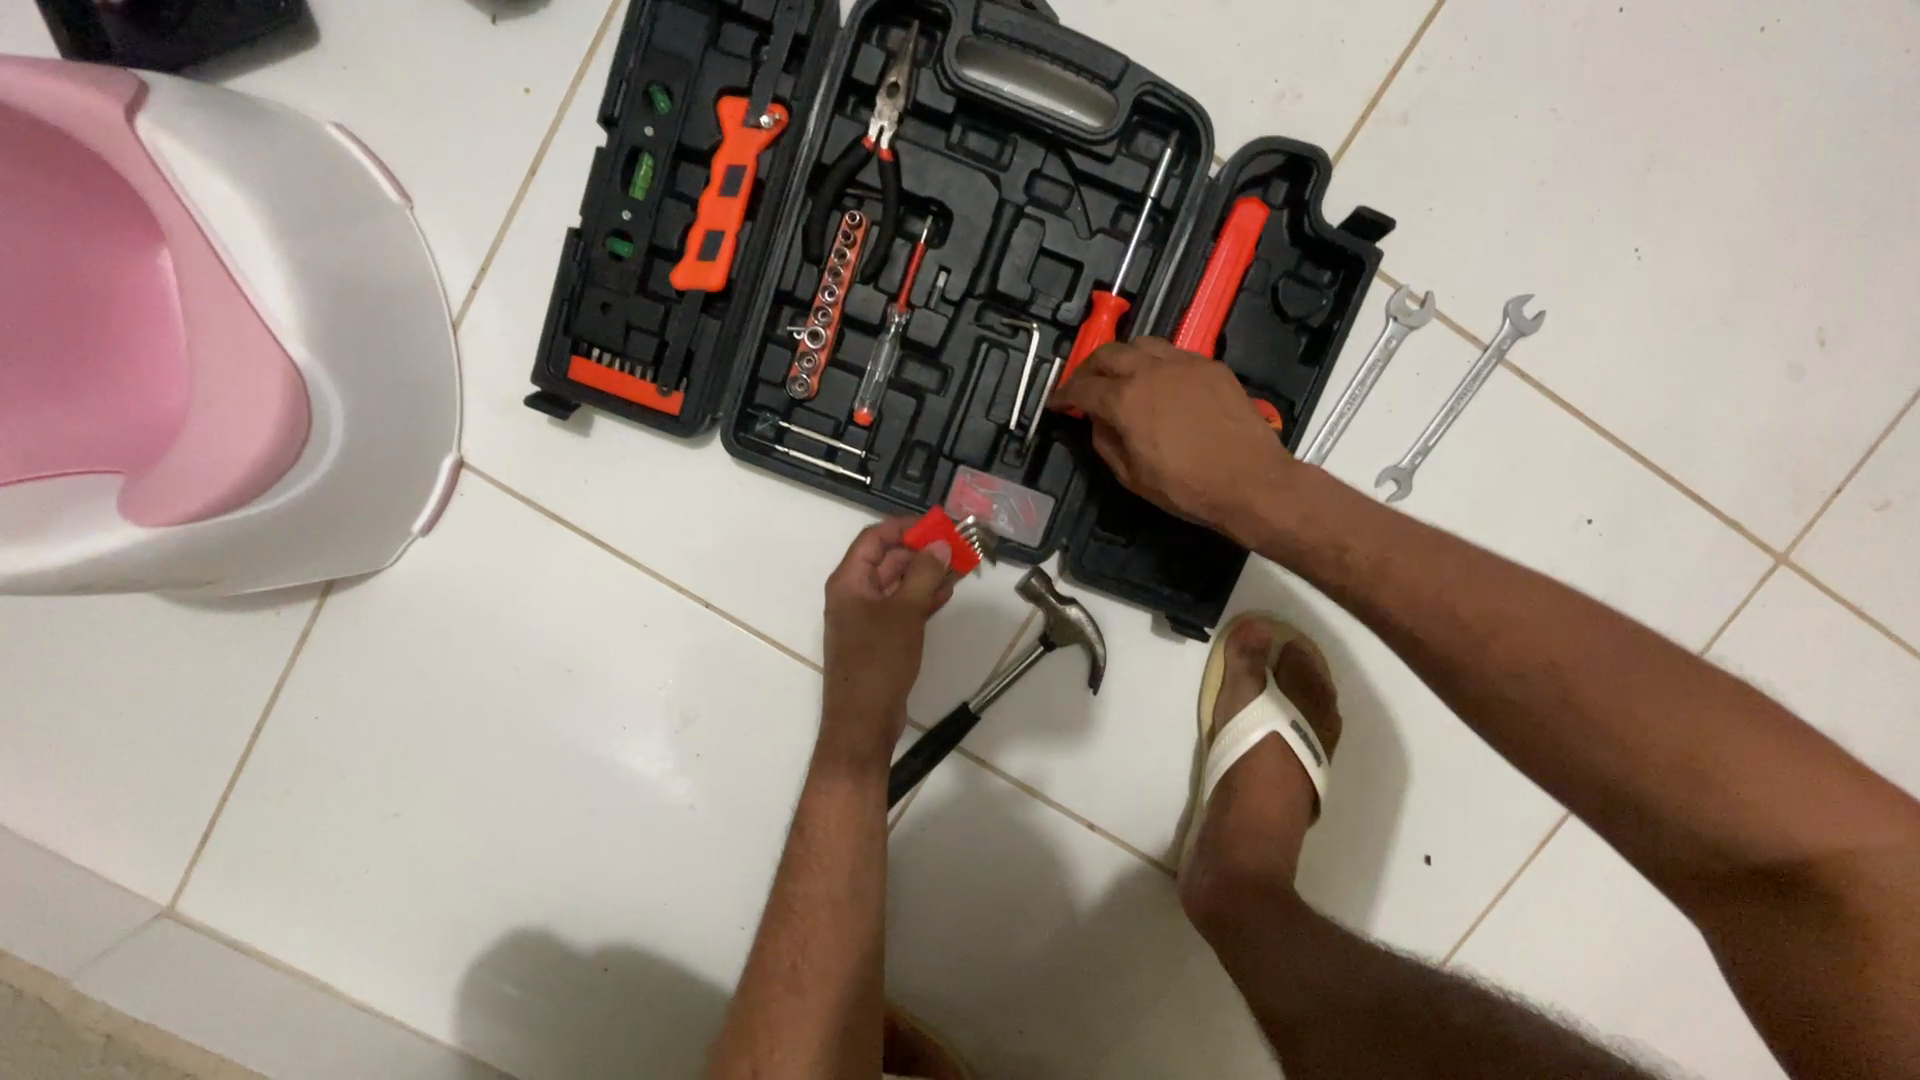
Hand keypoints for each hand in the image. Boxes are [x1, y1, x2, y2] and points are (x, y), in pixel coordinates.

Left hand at [821, 517, 955, 755]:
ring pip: (898, 584)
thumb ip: (923, 574)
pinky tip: (946, 593)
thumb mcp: (905, 613)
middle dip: (922, 551)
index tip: (937, 525)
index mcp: (849, 582)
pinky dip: (922, 597)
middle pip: (888, 559)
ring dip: (926, 574)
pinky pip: (901, 607)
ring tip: (960, 567)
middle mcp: (854, 594)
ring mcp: (866, 617)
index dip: (905, 527)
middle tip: (957, 546)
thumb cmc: (878, 661)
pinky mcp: (879, 637)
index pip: (875, 538)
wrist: (863, 721)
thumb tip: (939, 545)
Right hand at [1049, 338, 1299, 537]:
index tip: (1056, 404)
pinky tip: (1160, 383)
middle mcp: (1151, 371)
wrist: (1251, 481)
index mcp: (1125, 400)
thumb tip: (1097, 422)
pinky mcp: (1211, 367)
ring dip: (1123, 358)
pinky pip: (1174, 353)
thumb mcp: (1132, 477)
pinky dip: (1156, 363)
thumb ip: (1105, 443)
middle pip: (1108, 354)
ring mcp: (1184, 364)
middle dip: (1088, 369)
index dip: (1063, 395)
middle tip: (1083, 386)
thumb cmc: (1187, 488)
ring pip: (1141, 344)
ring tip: (1121, 377)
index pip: (1082, 388)